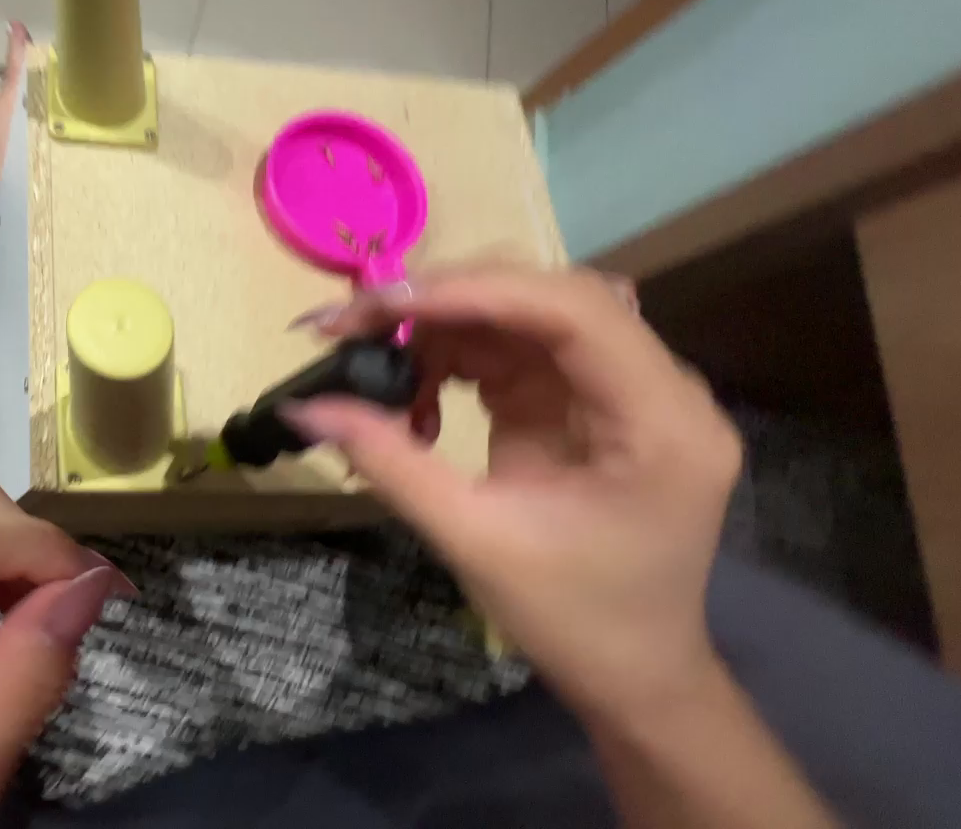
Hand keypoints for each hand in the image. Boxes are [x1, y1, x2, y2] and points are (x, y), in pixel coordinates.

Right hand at [282, 265, 741, 717]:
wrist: (629, 669)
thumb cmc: (573, 616)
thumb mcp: (471, 538)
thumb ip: (387, 461)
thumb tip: (301, 406)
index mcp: (659, 421)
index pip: (571, 311)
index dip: (472, 291)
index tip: (381, 304)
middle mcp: (650, 385)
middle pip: (539, 295)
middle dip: (441, 298)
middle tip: (353, 319)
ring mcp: (611, 385)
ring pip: (512, 311)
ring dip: (434, 325)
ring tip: (368, 355)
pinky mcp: (573, 394)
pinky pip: (501, 345)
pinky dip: (444, 356)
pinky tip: (411, 393)